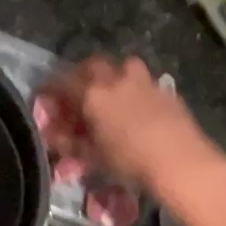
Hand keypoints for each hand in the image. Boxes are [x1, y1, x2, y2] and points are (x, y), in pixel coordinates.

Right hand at [46, 56, 225, 193]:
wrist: (181, 161)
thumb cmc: (129, 160)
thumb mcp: (93, 156)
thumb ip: (70, 144)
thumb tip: (53, 137)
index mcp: (92, 93)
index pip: (62, 81)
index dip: (50, 87)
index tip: (44, 95)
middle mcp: (116, 79)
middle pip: (93, 64)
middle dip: (82, 73)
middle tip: (78, 89)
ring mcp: (145, 82)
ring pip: (124, 66)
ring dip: (114, 74)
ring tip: (112, 91)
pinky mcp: (166, 91)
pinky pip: (145, 82)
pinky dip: (136, 89)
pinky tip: (139, 107)